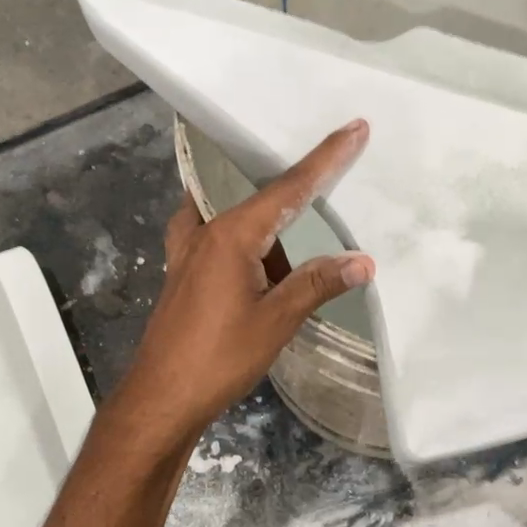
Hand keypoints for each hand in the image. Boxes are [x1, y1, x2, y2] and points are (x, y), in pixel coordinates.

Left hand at [108, 119, 374, 444]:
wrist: (163, 397)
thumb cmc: (219, 357)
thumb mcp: (276, 321)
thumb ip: (317, 284)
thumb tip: (362, 262)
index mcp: (231, 235)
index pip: (288, 188)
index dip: (325, 160)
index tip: (353, 129)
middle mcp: (205, 232)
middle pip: (257, 198)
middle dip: (292, 195)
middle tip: (324, 188)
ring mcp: (188, 253)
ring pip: (235, 221)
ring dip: (266, 232)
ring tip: (294, 260)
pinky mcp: (183, 275)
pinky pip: (215, 240)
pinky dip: (241, 245)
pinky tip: (255, 267)